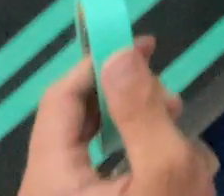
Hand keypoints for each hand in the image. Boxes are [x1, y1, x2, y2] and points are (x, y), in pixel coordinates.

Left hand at [20, 37, 216, 195]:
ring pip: (93, 145)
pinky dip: (136, 157)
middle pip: (77, 120)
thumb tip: (120, 54)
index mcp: (48, 182)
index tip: (149, 43)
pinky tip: (169, 168)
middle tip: (176, 104)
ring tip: (180, 142)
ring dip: (139, 129)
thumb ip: (142, 109)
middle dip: (130, 100)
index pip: (60, 100)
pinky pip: (100, 171)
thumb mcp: (166, 168)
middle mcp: (42, 193)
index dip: (99, 63)